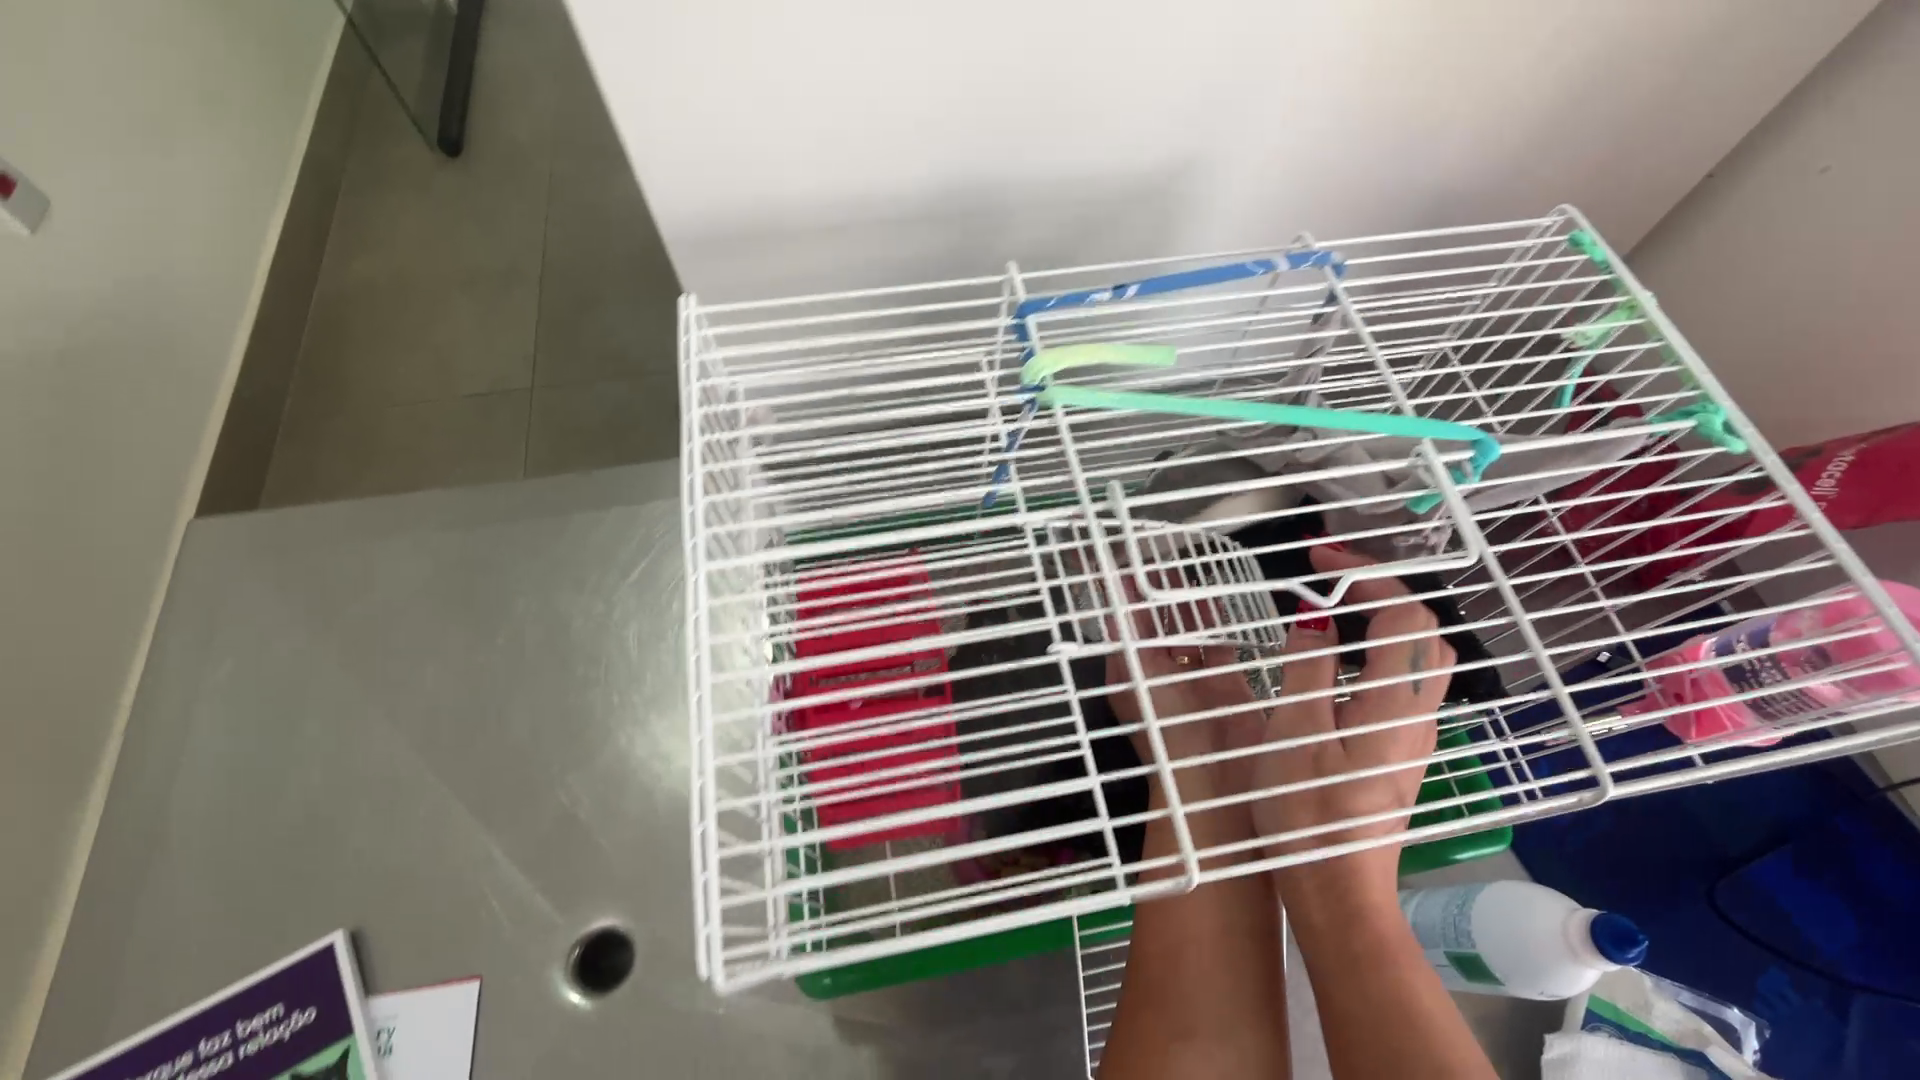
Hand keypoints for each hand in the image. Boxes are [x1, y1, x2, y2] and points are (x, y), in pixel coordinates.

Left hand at [1101, 581, 1267, 871]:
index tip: (1131, 563)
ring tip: (1197, 577)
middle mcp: (1160, 677)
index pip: (1125, 626)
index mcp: (1131, 676)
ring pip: (1192, 635)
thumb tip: (1109, 593)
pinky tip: (1227, 605)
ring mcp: (1195, 681)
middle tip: (1169, 563)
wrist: (1216, 787)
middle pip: (1159, 627)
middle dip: (1163, 598)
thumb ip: (1127, 636)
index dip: (1127, 597)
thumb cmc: (1169, 732)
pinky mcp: (1229, 688)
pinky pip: (1225, 649)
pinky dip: (1225, 629)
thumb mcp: (1139, 679)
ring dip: (1194, 609)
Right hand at [1247, 546, 1452, 910]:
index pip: (1402, 613)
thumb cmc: (1308, 813)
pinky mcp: (1398, 752)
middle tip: (1326, 579)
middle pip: (1423, 630)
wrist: (1337, 889)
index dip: (1364, 573)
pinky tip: (1333, 665)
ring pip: (1417, 657)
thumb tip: (1313, 619)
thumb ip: (1307, 670)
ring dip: (1380, 620)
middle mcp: (1417, 712)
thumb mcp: (1294, 735)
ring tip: (1328, 611)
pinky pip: (1399, 683)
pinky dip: (1372, 653)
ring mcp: (1412, 734)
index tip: (1317, 559)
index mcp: (1393, 702)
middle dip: (1378, 589)